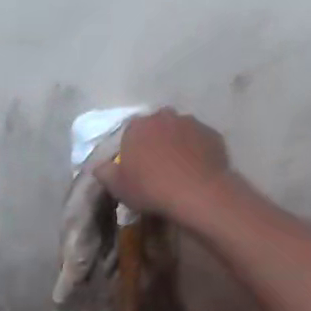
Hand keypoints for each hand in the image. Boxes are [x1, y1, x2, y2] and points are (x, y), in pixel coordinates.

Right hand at [94, 108, 230, 219]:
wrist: (197, 193)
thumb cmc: (150, 188)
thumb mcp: (117, 186)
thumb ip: (104, 172)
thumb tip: (99, 166)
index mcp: (136, 126)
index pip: (129, 132)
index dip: (130, 149)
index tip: (134, 166)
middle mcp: (163, 117)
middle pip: (155, 127)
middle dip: (154, 141)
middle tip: (155, 166)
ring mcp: (190, 123)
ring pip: (178, 131)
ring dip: (176, 143)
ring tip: (178, 168)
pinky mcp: (212, 134)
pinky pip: (198, 140)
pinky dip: (195, 150)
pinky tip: (195, 169)